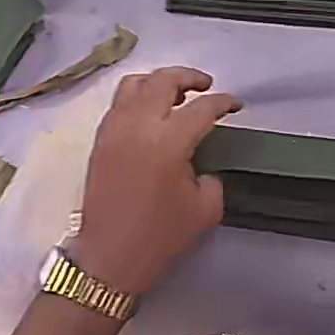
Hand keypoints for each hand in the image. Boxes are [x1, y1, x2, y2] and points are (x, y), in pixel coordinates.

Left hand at [70, 67, 238, 294]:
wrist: (111, 256)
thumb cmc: (160, 236)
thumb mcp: (204, 210)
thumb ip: (211, 178)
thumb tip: (202, 165)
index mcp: (168, 142)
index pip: (201, 108)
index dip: (223, 103)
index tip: (234, 105)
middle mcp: (138, 126)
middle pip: (163, 81)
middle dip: (189, 77)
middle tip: (206, 86)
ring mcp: (114, 130)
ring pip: (134, 84)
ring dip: (158, 82)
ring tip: (175, 94)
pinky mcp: (100, 140)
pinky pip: (118, 104)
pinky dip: (137, 98)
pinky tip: (150, 113)